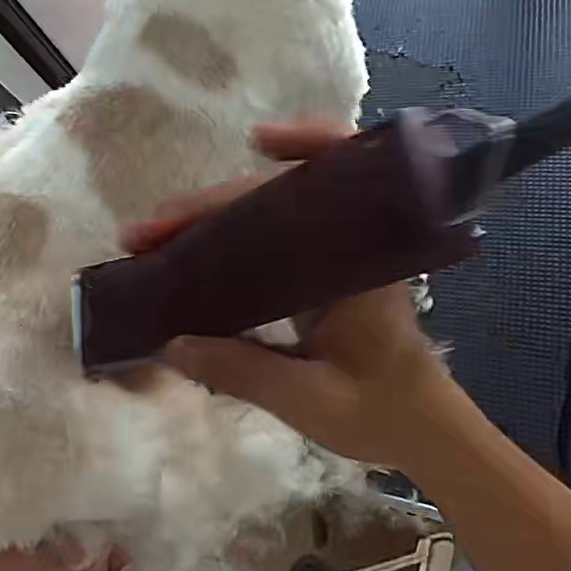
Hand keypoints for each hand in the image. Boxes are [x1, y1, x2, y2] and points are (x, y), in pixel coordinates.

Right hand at [123, 124, 479, 473]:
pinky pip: (277, 241)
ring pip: (273, 217)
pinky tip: (200, 246)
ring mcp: (334, 262)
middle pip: (279, 200)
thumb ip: (242, 371)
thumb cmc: (382, 414)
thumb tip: (171, 344)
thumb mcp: (309, 399)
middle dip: (211, 204)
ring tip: (156, 238)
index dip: (308, 144)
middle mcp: (349, 250)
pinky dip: (237, 236)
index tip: (259, 141)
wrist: (422, 430)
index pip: (337, 184)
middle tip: (148, 230)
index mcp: (360, 265)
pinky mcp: (321, 278)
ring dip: (214, 218)